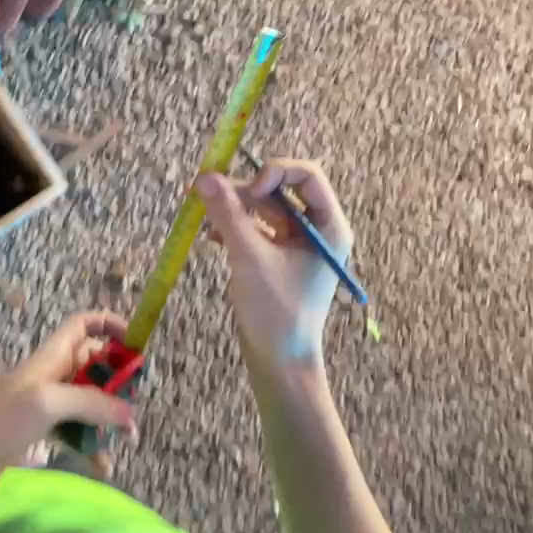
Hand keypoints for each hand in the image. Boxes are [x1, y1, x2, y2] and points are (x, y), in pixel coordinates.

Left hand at [0, 312, 136, 489]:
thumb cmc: (1, 418)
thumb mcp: (48, 402)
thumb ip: (91, 403)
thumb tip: (129, 414)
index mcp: (53, 356)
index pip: (84, 324)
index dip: (110, 325)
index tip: (136, 346)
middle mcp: (54, 375)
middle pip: (96, 365)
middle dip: (119, 384)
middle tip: (135, 408)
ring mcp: (49, 404)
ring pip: (91, 401)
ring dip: (110, 417)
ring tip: (128, 439)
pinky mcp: (43, 431)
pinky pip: (78, 432)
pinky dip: (93, 446)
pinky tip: (103, 466)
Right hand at [196, 159, 354, 369]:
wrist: (279, 360)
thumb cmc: (275, 311)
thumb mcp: (249, 257)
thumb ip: (228, 214)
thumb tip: (204, 176)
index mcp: (329, 227)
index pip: (307, 175)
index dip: (275, 173)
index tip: (248, 190)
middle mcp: (316, 230)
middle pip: (280, 189)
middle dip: (245, 190)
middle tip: (209, 195)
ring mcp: (297, 243)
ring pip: (264, 208)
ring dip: (235, 208)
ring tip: (205, 216)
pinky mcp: (277, 256)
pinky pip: (256, 227)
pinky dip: (234, 226)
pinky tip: (212, 236)